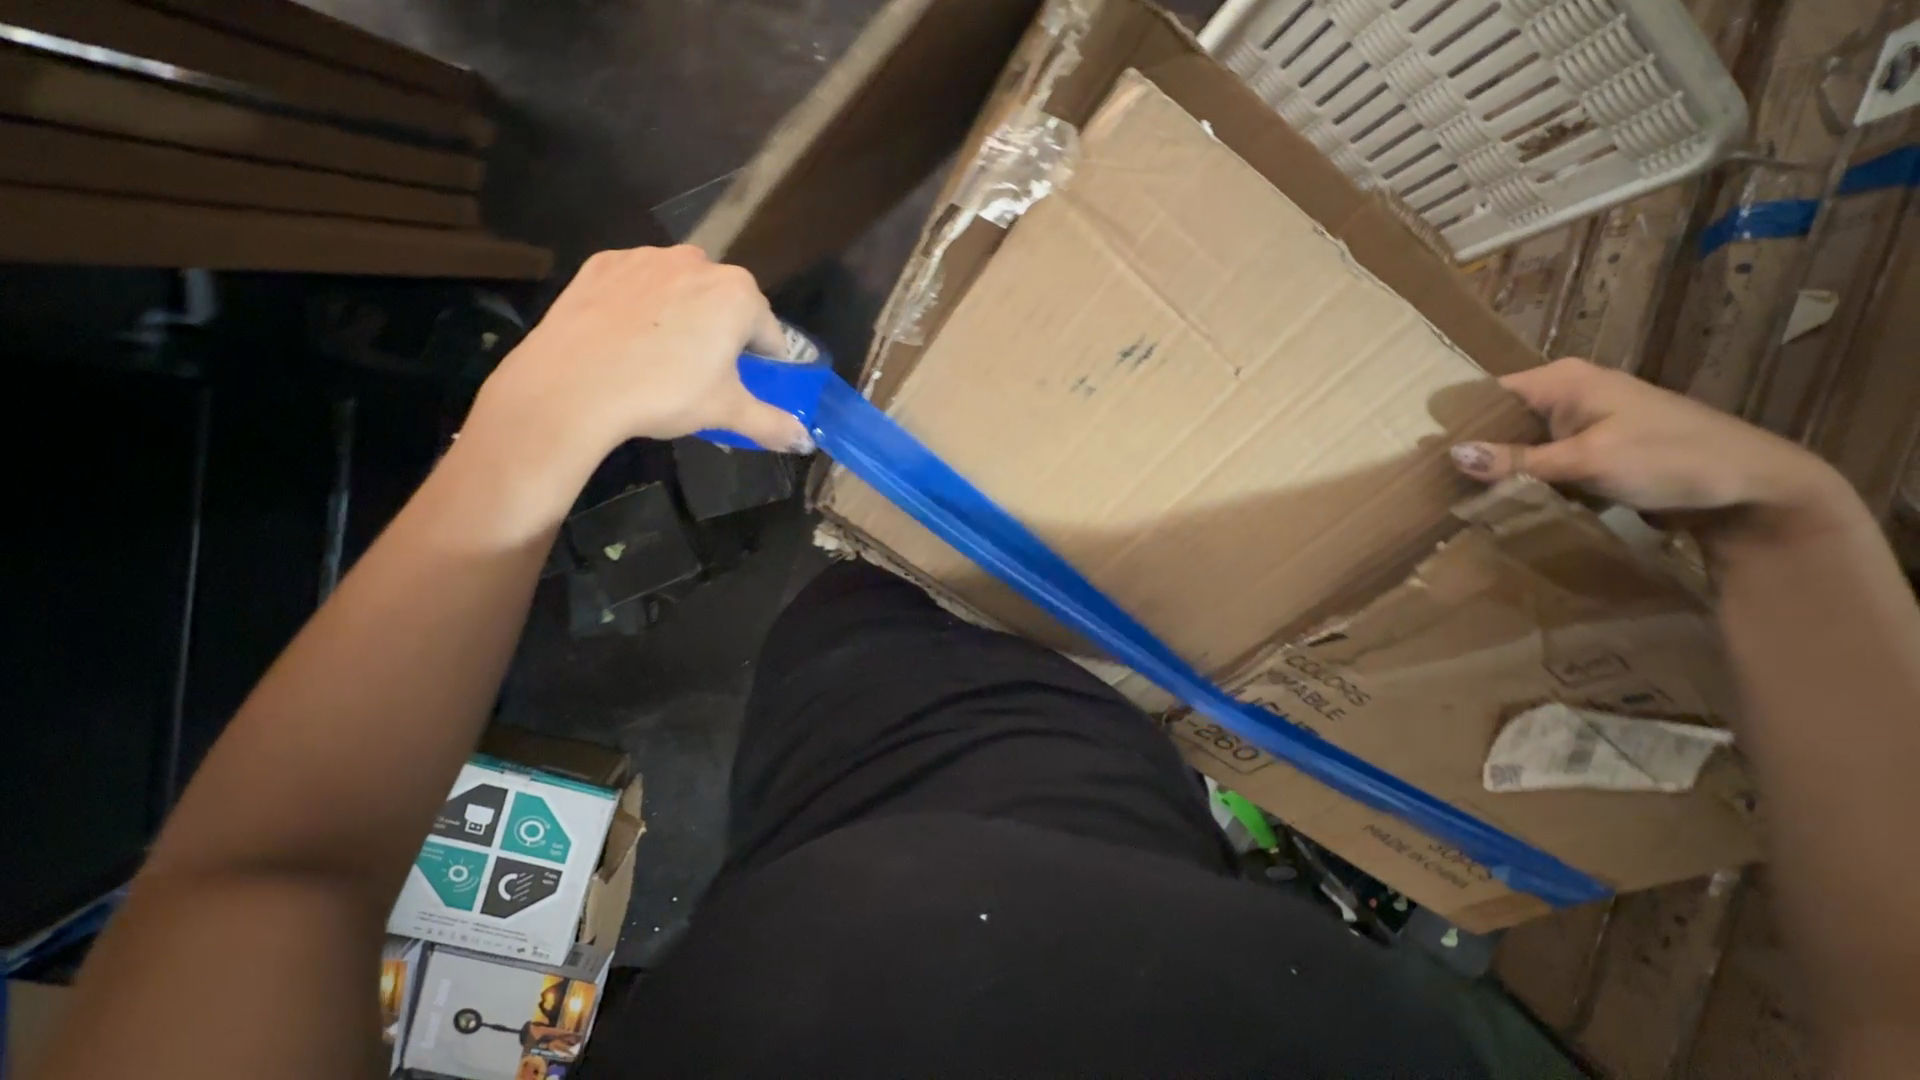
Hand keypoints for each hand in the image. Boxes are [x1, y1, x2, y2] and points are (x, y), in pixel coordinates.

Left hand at [468, 246, 813, 462]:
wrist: (571, 385)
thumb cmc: (663, 394)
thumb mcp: (725, 412)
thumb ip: (772, 424)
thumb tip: (805, 442)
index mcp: (738, 294)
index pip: (768, 332)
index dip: (762, 362)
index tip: (745, 384)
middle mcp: (698, 262)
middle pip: (725, 303)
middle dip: (721, 333)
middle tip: (700, 375)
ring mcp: (647, 258)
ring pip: (681, 289)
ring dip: (681, 315)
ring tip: (657, 357)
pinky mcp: (603, 263)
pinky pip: (636, 284)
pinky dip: (638, 305)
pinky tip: (624, 338)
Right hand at [1448, 358, 1854, 535]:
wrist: (1754, 487)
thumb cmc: (1672, 459)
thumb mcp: (1587, 461)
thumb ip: (1517, 461)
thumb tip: (1451, 455)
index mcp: (1563, 381)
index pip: (1487, 394)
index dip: (1454, 422)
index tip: (1419, 456)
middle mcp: (1568, 394)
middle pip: (1500, 420)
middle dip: (1472, 450)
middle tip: (1431, 485)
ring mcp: (1583, 424)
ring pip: (1520, 445)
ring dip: (1499, 471)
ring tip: (1458, 498)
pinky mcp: (1595, 452)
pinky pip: (1543, 463)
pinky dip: (1526, 481)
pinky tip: (1504, 504)